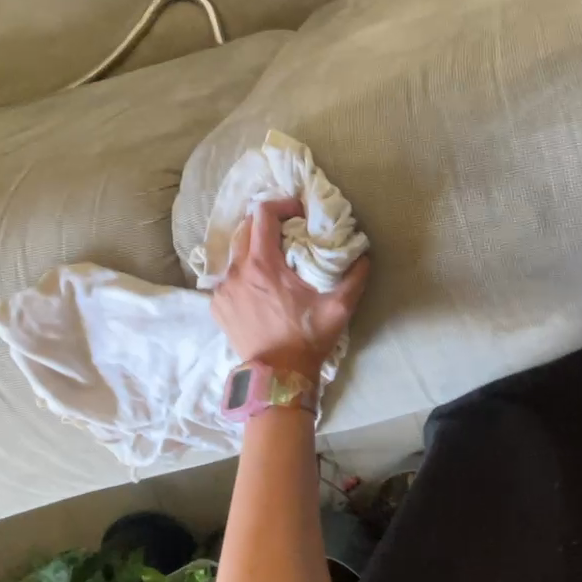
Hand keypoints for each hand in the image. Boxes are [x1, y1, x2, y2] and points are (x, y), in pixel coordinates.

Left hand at [213, 198, 369, 377]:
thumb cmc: (307, 339)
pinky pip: (228, 275)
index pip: (262, 214)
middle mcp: (236, 272)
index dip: (282, 204)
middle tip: (289, 231)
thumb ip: (354, 276)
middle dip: (266, 222)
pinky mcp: (217, 305)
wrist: (278, 376)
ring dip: (254, 246)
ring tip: (275, 257)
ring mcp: (222, 289)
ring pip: (234, 251)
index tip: (298, 212)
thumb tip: (364, 254)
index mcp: (263, 266)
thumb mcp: (339, 308)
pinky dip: (244, 270)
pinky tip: (260, 283)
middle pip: (245, 227)